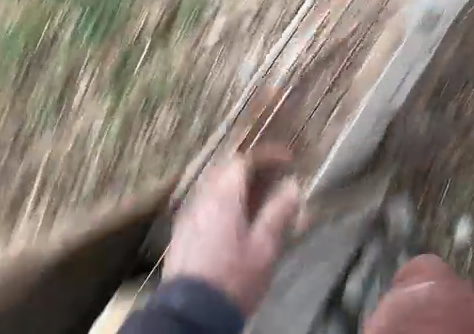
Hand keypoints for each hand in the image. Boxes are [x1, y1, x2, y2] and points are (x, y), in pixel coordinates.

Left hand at [163, 150, 304, 312]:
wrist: (189, 317)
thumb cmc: (233, 277)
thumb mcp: (265, 246)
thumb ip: (279, 212)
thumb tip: (292, 186)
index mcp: (223, 197)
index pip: (245, 160)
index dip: (269, 156)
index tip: (289, 160)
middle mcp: (202, 200)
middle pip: (227, 170)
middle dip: (252, 169)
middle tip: (274, 177)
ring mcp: (188, 218)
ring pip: (214, 188)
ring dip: (237, 187)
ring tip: (258, 200)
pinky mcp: (181, 237)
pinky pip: (205, 205)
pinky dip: (224, 203)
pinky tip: (236, 222)